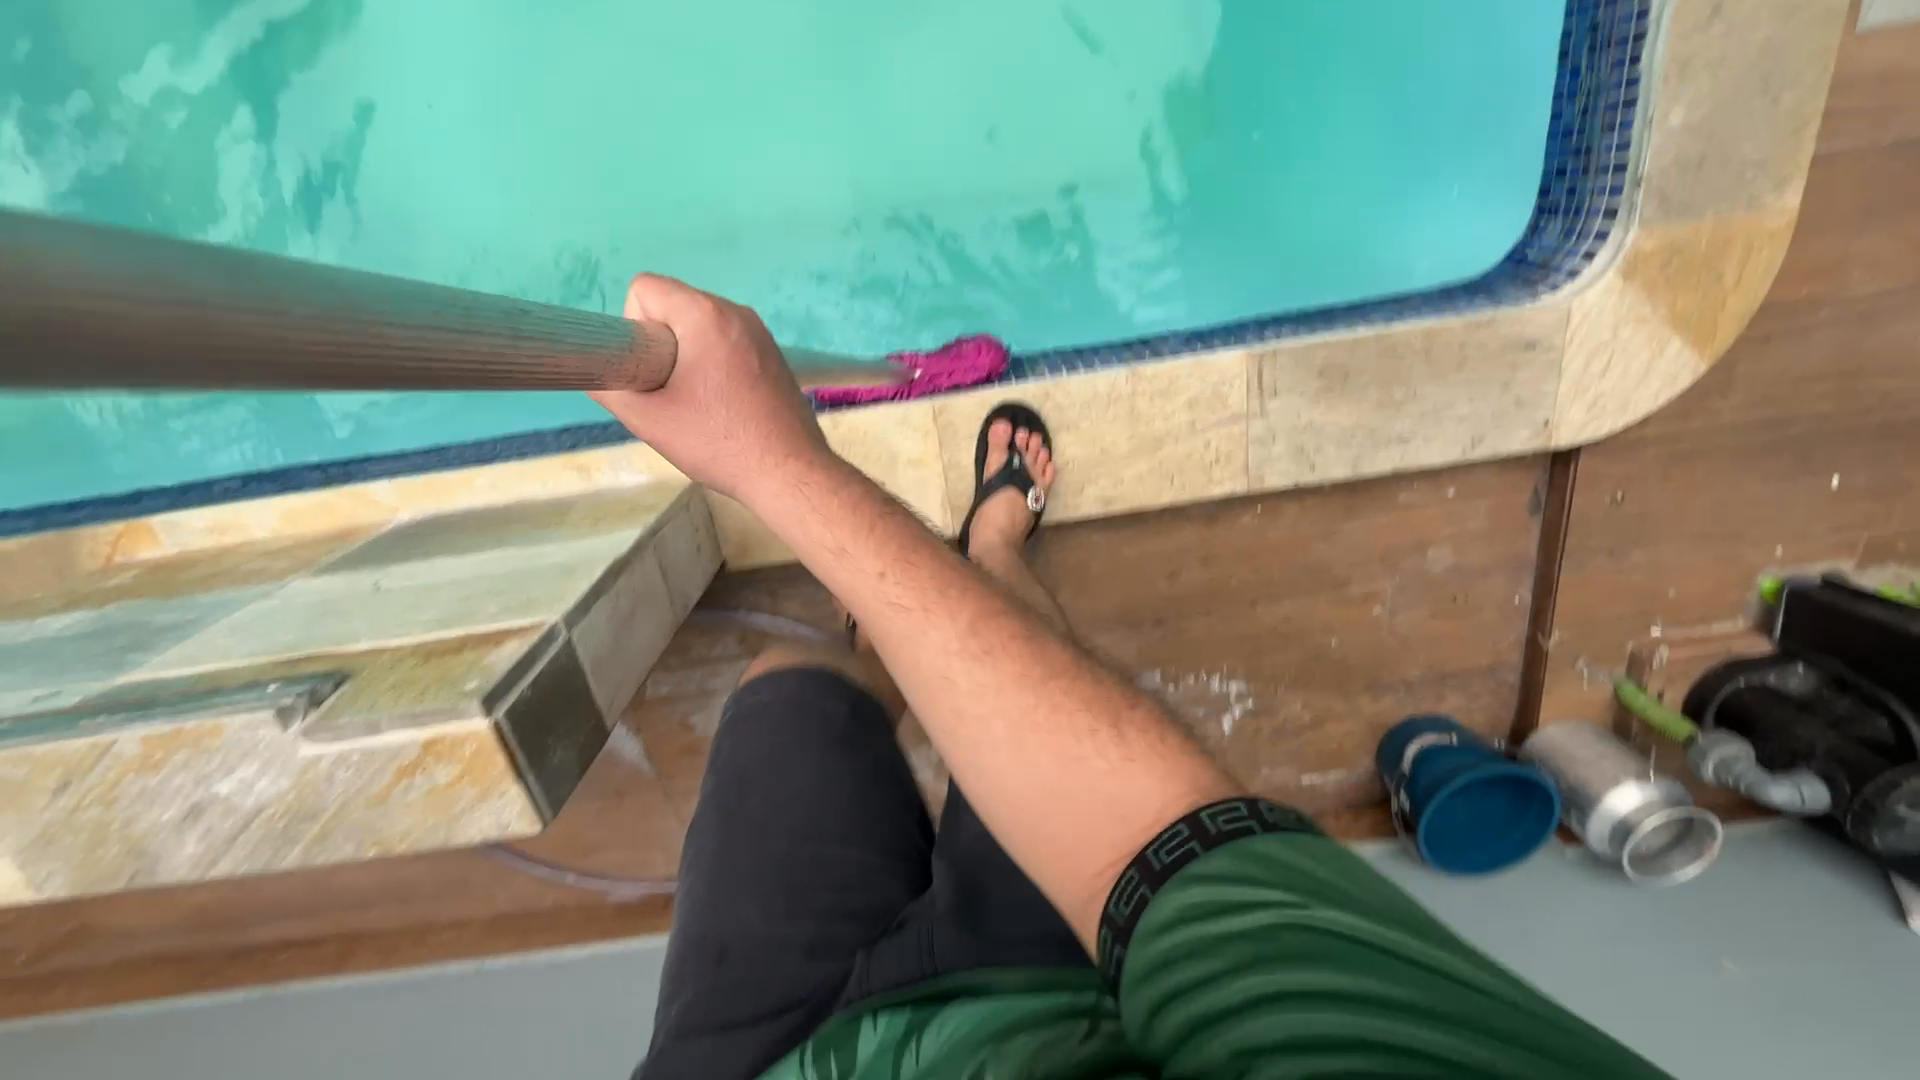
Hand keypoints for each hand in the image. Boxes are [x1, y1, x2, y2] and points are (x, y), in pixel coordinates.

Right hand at [591, 274, 834, 503]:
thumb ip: (609, 388)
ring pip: (701, 328)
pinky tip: (725, 407)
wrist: (789, 473)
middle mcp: (738, 313)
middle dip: (661, 344)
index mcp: (707, 315)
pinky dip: (715, 367)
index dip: (634, 327)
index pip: (645, 288)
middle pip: (675, 306)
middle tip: (673, 394)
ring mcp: (762, 334)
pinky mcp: (774, 356)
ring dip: (688, 357)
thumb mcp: (649, 420)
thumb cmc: (719, 443)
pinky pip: (727, 345)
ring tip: (699, 405)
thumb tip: (595, 372)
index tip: (649, 371)